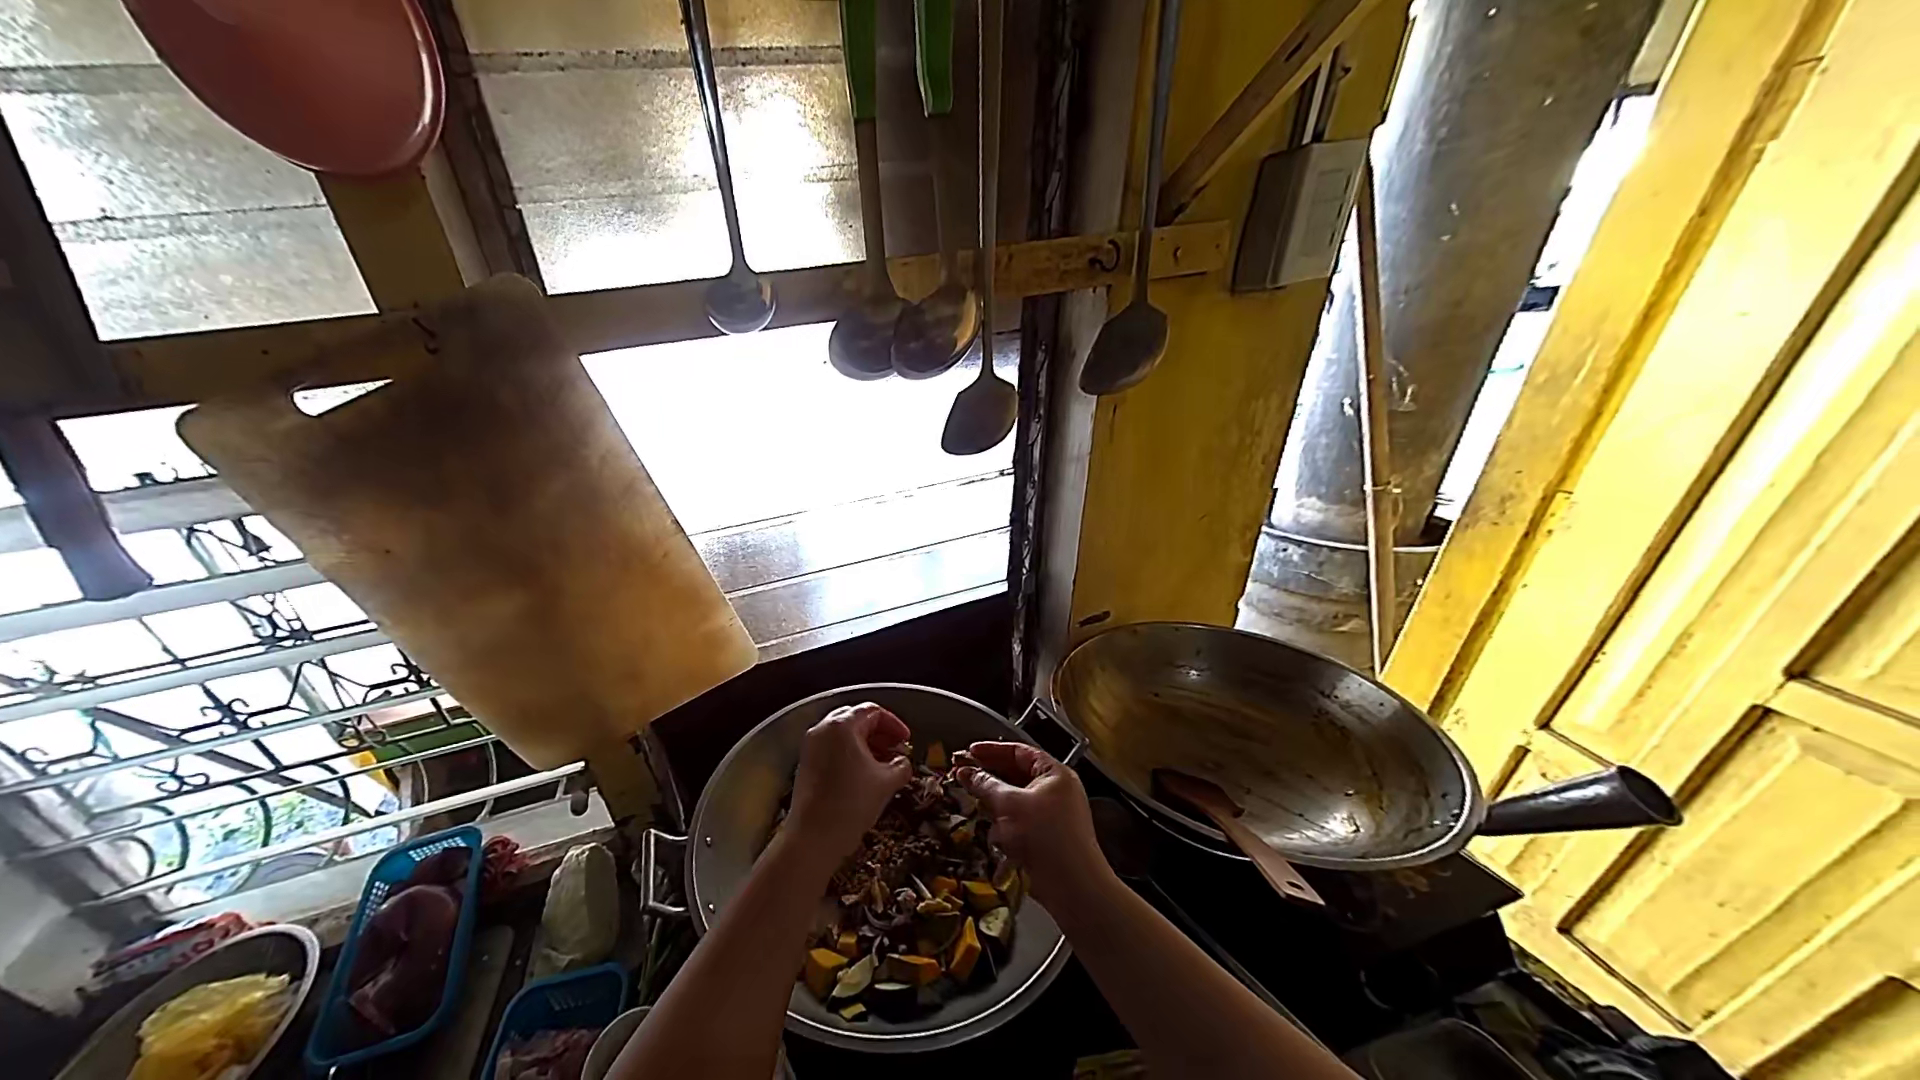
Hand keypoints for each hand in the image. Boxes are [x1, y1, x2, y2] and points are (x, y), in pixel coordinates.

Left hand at [786, 703, 912, 864]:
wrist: (812, 839)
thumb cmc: (851, 804)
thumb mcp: (886, 782)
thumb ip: (901, 765)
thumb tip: (902, 762)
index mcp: (842, 726)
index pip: (873, 711)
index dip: (894, 724)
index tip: (907, 740)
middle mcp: (822, 729)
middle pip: (855, 719)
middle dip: (879, 732)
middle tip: (896, 748)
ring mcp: (811, 747)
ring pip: (843, 735)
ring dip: (865, 744)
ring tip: (883, 763)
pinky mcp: (805, 765)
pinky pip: (832, 749)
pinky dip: (850, 755)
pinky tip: (863, 775)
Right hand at [953, 742, 1108, 903]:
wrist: (1073, 887)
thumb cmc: (1046, 837)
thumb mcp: (1010, 804)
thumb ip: (986, 785)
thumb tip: (966, 772)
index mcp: (1055, 774)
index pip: (1020, 751)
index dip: (992, 750)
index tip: (969, 751)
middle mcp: (1056, 791)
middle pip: (1017, 775)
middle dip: (990, 776)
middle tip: (964, 775)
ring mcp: (1052, 815)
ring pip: (1016, 800)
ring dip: (995, 801)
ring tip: (972, 800)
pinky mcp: (1045, 838)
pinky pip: (1019, 821)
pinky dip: (1003, 822)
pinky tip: (988, 829)